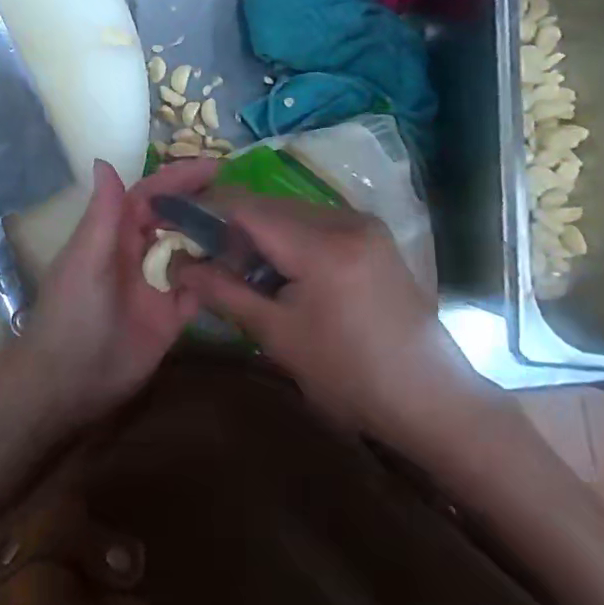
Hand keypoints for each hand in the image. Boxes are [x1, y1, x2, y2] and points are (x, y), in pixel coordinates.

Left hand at [5, 158, 220, 421]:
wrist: (67, 384)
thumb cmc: (72, 315)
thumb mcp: (86, 259)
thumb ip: (103, 215)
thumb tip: (104, 161)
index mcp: (113, 235)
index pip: (150, 197)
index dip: (178, 180)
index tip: (215, 166)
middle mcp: (136, 255)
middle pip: (173, 221)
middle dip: (203, 205)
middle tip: (244, 196)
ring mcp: (155, 287)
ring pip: (189, 254)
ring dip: (214, 240)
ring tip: (253, 226)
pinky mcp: (169, 319)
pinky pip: (198, 293)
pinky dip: (217, 281)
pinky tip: (245, 270)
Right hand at [173, 195, 495, 438]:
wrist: (432, 399)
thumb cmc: (350, 375)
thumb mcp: (277, 336)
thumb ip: (223, 291)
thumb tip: (177, 264)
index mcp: (321, 245)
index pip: (245, 208)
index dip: (202, 210)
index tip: (171, 220)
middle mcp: (345, 219)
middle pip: (266, 205)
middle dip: (229, 226)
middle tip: (204, 258)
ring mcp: (364, 224)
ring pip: (290, 212)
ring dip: (258, 233)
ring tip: (242, 272)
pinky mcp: (373, 236)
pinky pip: (314, 223)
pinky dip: (287, 239)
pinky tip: (281, 273)